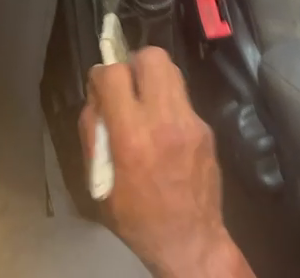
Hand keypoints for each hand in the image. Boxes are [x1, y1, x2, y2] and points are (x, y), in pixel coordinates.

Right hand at [82, 47, 254, 277]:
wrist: (191, 243)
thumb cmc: (137, 218)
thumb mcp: (100, 182)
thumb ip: (93, 133)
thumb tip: (96, 98)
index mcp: (131, 137)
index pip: (113, 75)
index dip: (100, 74)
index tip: (100, 87)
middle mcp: (163, 121)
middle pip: (150, 57)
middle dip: (133, 63)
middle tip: (127, 85)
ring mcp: (190, 122)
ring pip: (171, 70)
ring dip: (153, 77)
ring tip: (145, 101)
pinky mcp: (206, 128)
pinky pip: (182, 98)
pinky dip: (169, 103)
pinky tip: (164, 129)